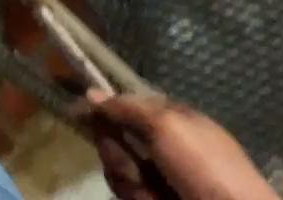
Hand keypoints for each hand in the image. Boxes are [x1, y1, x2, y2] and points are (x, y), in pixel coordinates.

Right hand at [77, 91, 279, 199]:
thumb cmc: (208, 169)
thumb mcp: (167, 126)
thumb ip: (126, 107)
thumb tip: (90, 93)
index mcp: (174, 121)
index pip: (126, 103)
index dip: (101, 106)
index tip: (75, 110)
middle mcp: (164, 146)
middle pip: (114, 137)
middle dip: (114, 151)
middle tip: (129, 166)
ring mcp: (161, 177)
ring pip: (117, 166)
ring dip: (125, 178)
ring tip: (149, 192)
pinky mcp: (155, 198)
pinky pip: (127, 191)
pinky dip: (135, 195)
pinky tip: (151, 199)